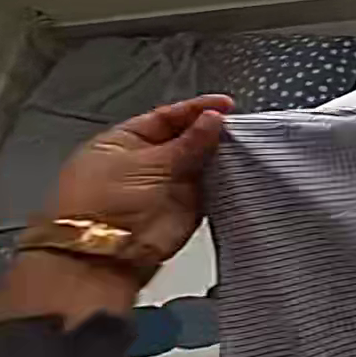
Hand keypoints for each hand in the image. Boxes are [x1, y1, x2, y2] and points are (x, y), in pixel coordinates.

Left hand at [0, 95, 231, 327]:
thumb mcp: (148, 163)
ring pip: (204, 158)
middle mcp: (149, 159)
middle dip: (212, 129)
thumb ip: (189, 141)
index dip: (196, 109)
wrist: (109, 252)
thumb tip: (215, 118)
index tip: (226, 104)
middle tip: (240, 124)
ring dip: (223, 151)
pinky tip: (244, 164)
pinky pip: (215, 182)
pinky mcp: (191, 201)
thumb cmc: (109, 200)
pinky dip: (228, 174)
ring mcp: (171, 180)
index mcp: (125, 142)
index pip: (166, 117)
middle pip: (188, 136)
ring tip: (246, 142)